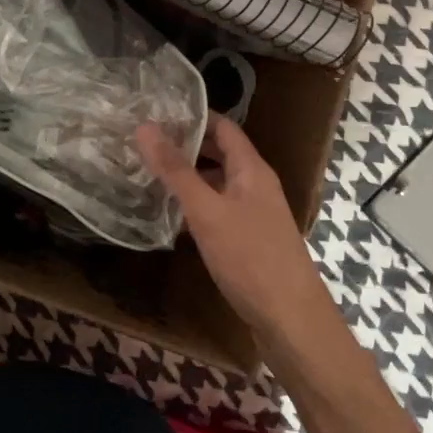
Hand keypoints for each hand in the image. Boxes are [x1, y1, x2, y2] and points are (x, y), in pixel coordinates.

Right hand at [137, 115, 332, 336]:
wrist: (291, 322)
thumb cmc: (251, 258)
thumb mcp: (206, 211)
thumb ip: (175, 170)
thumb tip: (144, 127)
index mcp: (252, 170)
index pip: (222, 126)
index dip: (191, 115)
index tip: (152, 111)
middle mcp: (255, 185)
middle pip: (219, 152)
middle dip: (183, 144)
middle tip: (141, 140)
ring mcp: (254, 214)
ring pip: (216, 182)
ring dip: (186, 175)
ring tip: (145, 171)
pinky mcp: (248, 239)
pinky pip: (217, 208)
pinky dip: (193, 204)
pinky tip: (167, 213)